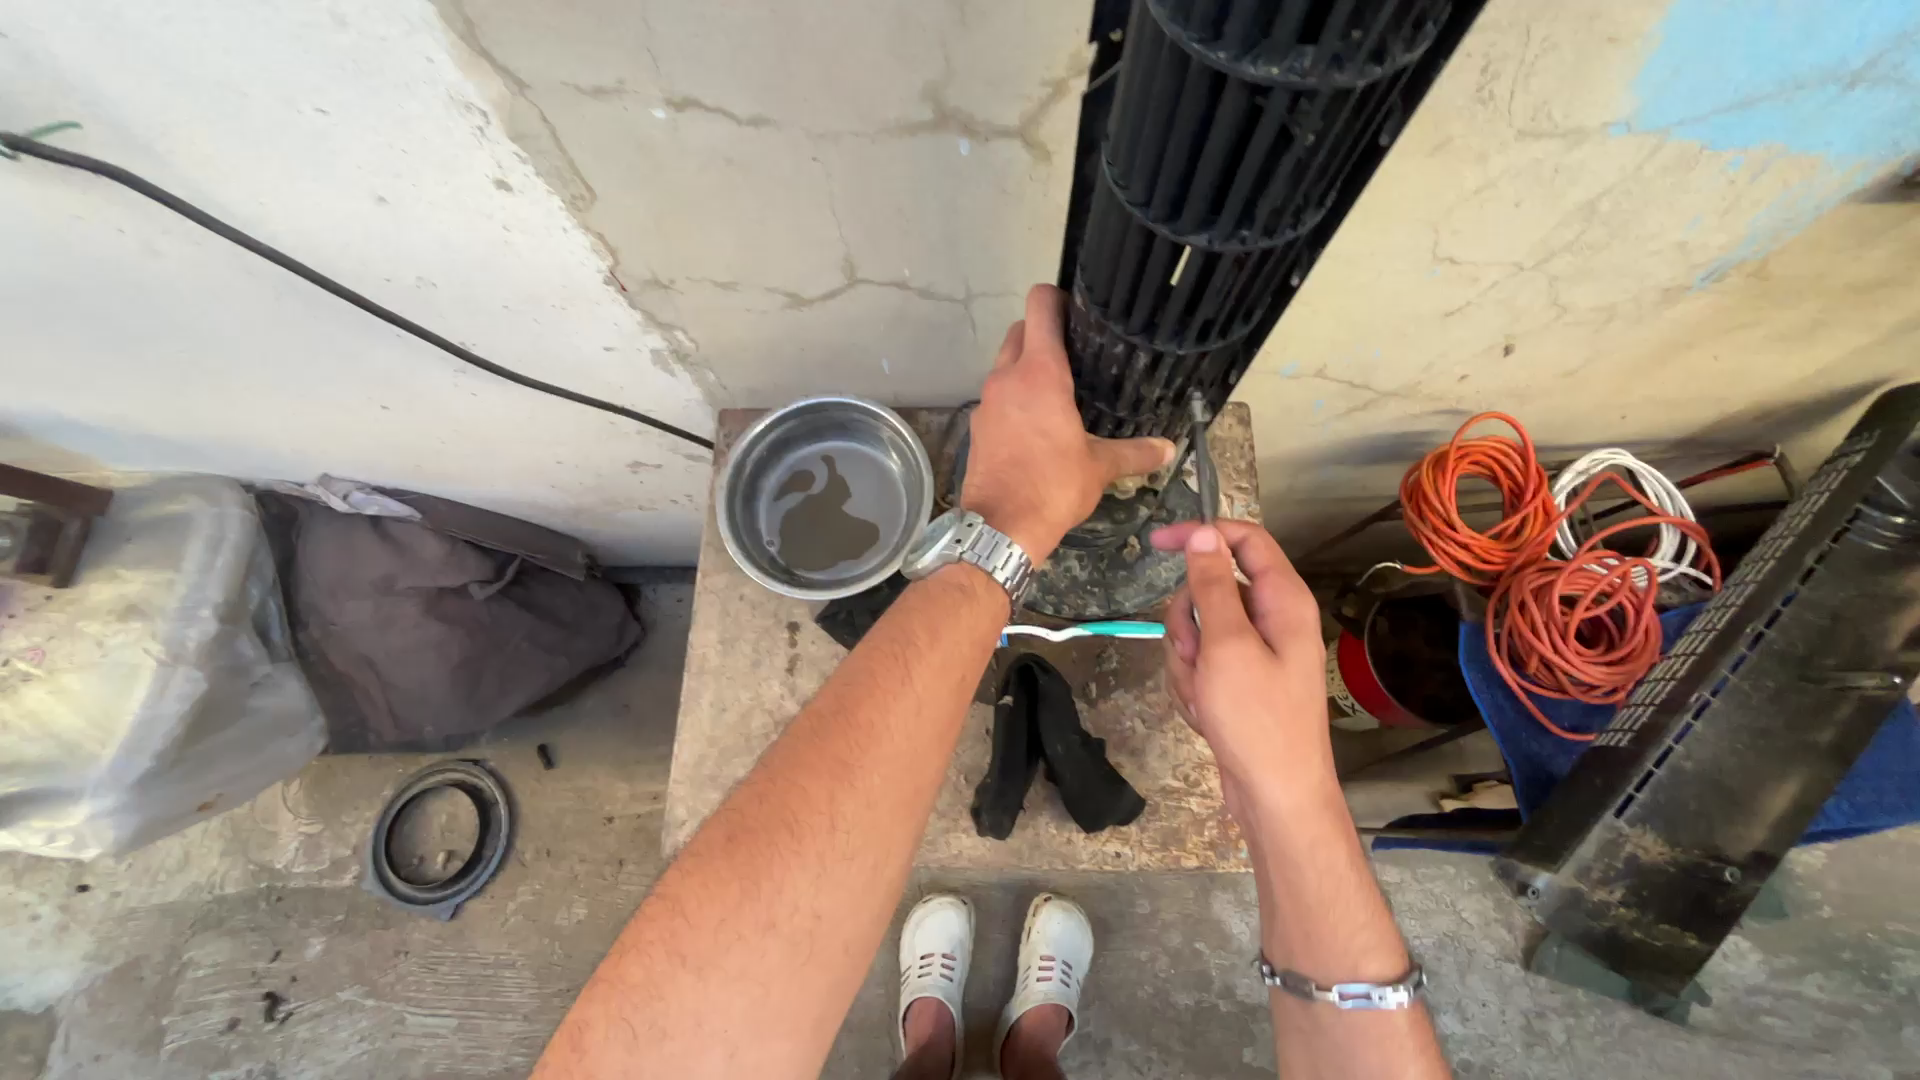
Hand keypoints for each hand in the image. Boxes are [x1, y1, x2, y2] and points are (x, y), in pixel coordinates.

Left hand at [962, 284, 1174, 560]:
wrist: (1000, 528)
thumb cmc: (1052, 487)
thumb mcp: (1099, 467)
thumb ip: (1135, 452)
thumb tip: (1168, 449)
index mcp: (1039, 373)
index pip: (1040, 306)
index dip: (1058, 298)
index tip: (1079, 310)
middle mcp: (1007, 377)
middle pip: (1019, 331)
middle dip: (1042, 332)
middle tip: (1076, 352)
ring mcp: (987, 402)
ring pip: (1004, 363)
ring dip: (1026, 365)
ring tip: (1060, 387)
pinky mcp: (978, 426)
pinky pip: (998, 396)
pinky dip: (1014, 396)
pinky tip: (1037, 420)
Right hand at [1152, 520, 1333, 805]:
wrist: (1275, 794)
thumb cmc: (1256, 719)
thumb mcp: (1226, 645)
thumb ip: (1212, 585)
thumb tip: (1204, 534)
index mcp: (1282, 600)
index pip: (1243, 539)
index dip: (1201, 534)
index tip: (1157, 544)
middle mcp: (1272, 618)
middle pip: (1211, 588)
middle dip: (1188, 621)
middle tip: (1194, 655)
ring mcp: (1255, 651)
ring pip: (1198, 628)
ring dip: (1188, 659)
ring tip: (1203, 694)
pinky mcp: (1240, 679)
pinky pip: (1201, 661)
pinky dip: (1194, 683)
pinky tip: (1205, 712)